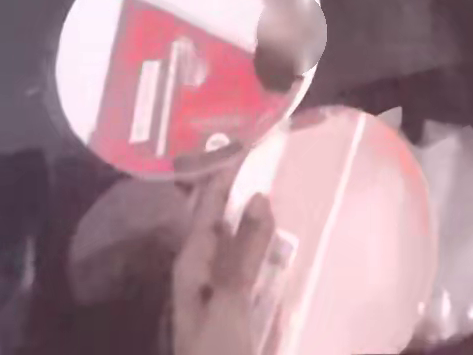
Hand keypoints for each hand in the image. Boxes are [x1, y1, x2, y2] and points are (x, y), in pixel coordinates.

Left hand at [172, 173, 277, 354]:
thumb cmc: (217, 349)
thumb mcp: (232, 297)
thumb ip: (247, 247)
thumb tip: (260, 193)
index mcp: (192, 257)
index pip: (209, 200)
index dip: (228, 170)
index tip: (251, 140)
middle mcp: (200, 265)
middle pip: (222, 217)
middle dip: (242, 191)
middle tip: (271, 159)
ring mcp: (216, 287)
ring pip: (236, 239)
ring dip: (254, 220)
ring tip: (280, 193)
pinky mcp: (231, 307)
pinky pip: (248, 265)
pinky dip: (262, 250)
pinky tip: (280, 246)